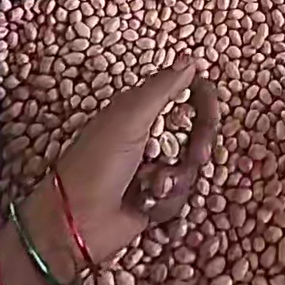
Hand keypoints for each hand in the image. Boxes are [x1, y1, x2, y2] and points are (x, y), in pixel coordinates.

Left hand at [22, 58, 222, 270]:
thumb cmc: (97, 163)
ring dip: (174, 178)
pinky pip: (182, 195)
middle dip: (197, 145)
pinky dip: (166, 201)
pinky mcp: (157, 197)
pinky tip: (145, 204)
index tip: (208, 111)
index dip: (202, 101)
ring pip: (192, 166)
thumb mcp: (130, 118)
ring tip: (150, 187)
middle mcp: (151, 133)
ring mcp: (155, 166)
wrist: (76, 223)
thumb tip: (192, 61)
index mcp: (142, 108)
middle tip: (195, 156)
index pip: (186, 93)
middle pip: (198, 130)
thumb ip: (162, 87)